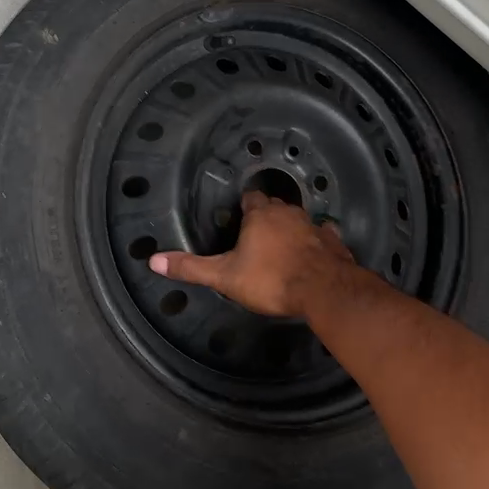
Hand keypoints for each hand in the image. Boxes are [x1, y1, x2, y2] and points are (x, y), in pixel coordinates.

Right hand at [150, 191, 356, 316]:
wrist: (323, 290)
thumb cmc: (270, 280)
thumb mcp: (225, 276)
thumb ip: (191, 267)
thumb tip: (154, 260)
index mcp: (261, 215)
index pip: (250, 198)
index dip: (245, 205)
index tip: (239, 213)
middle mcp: (288, 213)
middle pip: (275, 206)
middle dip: (266, 215)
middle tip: (256, 232)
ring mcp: (313, 225)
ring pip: (299, 218)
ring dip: (291, 227)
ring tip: (282, 243)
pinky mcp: (333, 241)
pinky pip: (324, 234)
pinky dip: (318, 240)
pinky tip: (316, 249)